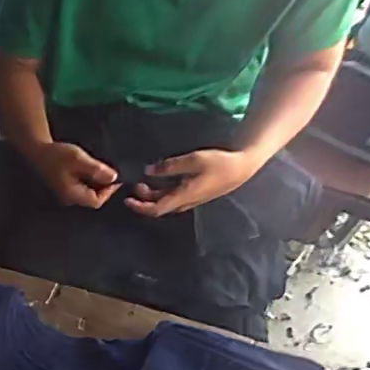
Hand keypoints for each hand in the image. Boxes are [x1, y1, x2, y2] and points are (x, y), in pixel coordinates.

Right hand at [25, 141, 120, 208]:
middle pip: (92, 199)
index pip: (96, 201)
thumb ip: (96, 170)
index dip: (109, 191)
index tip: (115, 177)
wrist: (39, 151)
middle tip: (110, 172)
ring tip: (102, 170)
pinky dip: (90, 181)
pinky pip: (82, 189)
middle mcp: (69, 198)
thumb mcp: (79, 159)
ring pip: (88, 194)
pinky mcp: (66, 188)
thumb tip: (114, 177)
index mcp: (72, 194)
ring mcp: (66, 194)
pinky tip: (91, 170)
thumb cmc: (57, 155)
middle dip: (104, 187)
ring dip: (97, 183)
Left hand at [124, 147, 266, 216]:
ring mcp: (189, 199)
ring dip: (152, 194)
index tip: (127, 200)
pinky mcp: (193, 194)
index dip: (139, 207)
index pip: (155, 209)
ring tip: (143, 181)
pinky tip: (158, 179)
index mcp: (182, 197)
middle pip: (157, 206)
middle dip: (143, 199)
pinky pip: (172, 196)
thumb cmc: (219, 164)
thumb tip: (148, 171)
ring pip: (164, 201)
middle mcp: (183, 202)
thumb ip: (169, 166)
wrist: (242, 168)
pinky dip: (162, 190)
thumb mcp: (193, 160)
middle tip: (134, 185)